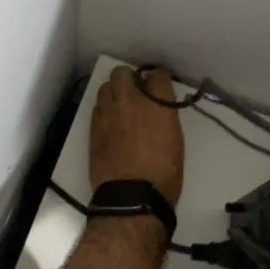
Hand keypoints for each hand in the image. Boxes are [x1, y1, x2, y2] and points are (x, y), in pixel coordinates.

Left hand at [89, 65, 183, 206]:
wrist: (132, 196)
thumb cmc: (164, 174)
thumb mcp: (175, 140)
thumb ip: (165, 117)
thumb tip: (159, 110)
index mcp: (158, 104)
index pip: (157, 74)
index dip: (158, 79)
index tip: (159, 86)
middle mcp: (132, 101)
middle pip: (124, 72)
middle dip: (130, 79)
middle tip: (136, 92)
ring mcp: (109, 112)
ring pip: (106, 86)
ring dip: (114, 92)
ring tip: (120, 106)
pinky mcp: (94, 126)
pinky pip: (97, 106)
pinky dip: (105, 109)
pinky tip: (110, 121)